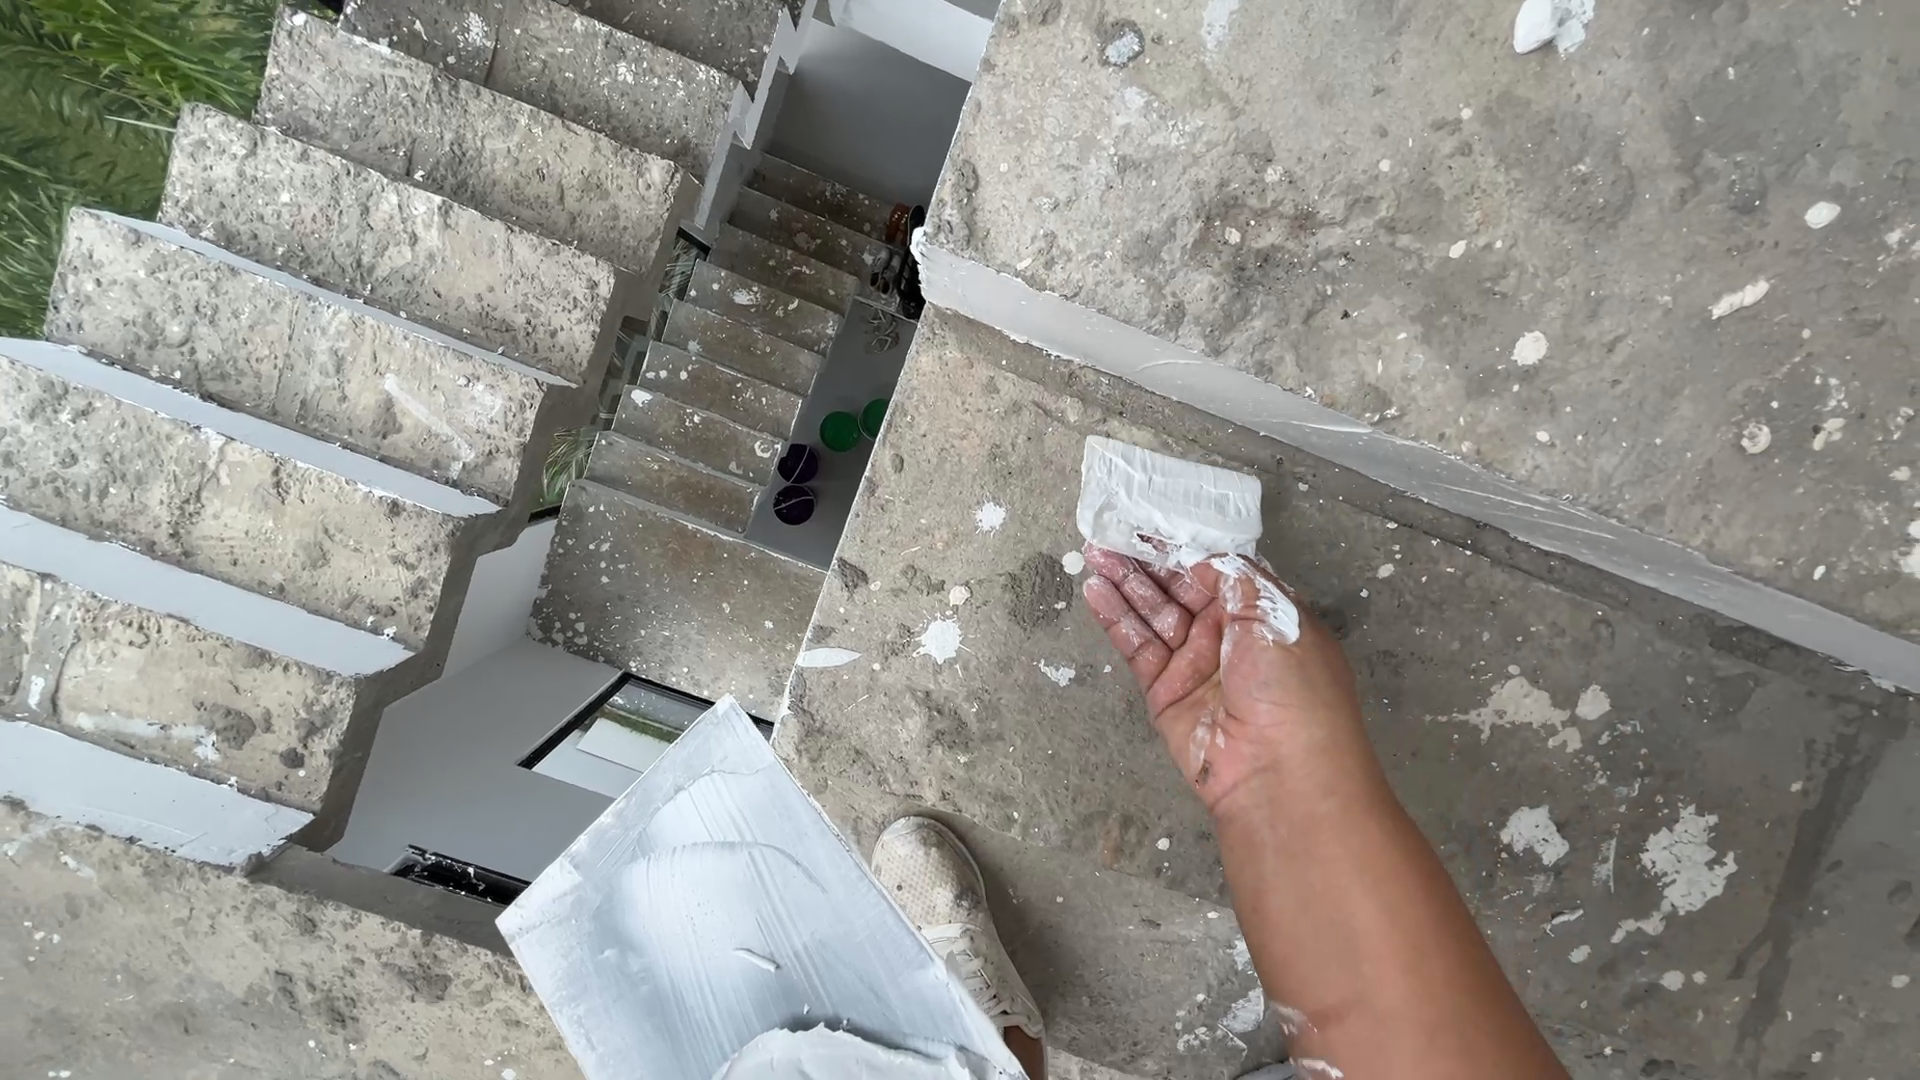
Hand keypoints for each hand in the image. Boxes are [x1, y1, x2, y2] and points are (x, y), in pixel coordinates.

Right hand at [1080, 545, 1368, 815]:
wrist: (1279, 772)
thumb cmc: (1291, 686)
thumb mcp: (1275, 615)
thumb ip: (1235, 576)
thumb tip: (1202, 555)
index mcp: (1262, 612)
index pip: (1216, 567)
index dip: (1184, 543)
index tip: (1152, 519)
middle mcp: (1227, 633)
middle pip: (1178, 586)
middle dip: (1146, 558)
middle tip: (1111, 530)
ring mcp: (1193, 661)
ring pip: (1153, 611)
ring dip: (1124, 581)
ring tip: (1094, 551)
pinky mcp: (1164, 688)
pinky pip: (1136, 644)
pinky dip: (1115, 617)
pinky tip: (1095, 591)